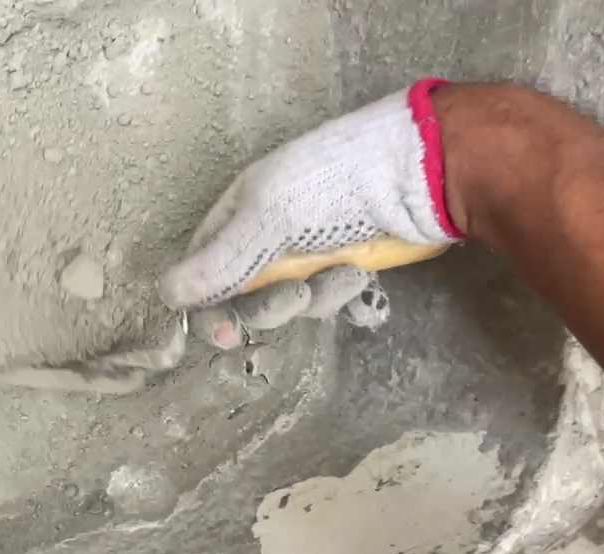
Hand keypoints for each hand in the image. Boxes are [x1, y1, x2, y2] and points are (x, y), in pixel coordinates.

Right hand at [159, 79, 463, 347]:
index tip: (229, 337)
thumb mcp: (267, 219)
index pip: (203, 272)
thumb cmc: (341, 185)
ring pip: (290, 301)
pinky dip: (347, 302)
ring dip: (317, 298)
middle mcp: (269, 234)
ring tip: (348, 274)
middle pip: (245, 295)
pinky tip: (366, 290)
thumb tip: (165, 295)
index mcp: (240, 213)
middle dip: (271, 304)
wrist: (437, 166)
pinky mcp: (350, 262)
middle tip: (298, 295)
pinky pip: (331, 301)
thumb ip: (216, 262)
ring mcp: (312, 249)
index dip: (209, 308)